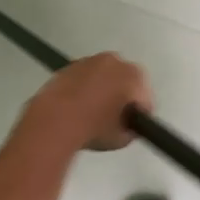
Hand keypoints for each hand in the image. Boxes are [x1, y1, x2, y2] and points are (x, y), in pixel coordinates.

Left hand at [20, 53, 152, 151]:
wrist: (54, 120)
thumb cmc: (94, 129)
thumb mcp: (123, 138)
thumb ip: (132, 128)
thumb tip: (128, 126)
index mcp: (134, 76)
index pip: (145, 97)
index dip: (140, 114)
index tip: (131, 126)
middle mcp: (115, 61)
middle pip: (125, 80)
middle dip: (122, 96)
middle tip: (113, 118)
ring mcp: (90, 60)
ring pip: (104, 76)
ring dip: (103, 89)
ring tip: (93, 111)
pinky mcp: (69, 65)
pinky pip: (84, 77)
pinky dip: (84, 87)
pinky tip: (77, 105)